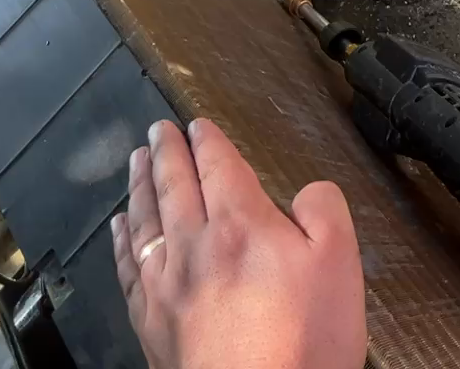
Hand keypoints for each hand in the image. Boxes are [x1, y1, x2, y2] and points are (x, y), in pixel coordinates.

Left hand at [112, 119, 364, 368]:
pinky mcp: (151, 326)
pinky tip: (120, 229)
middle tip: (157, 130)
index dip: (208, 142)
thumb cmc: (307, 335)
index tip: (197, 124)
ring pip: (145, 222)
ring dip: (140, 186)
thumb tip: (301, 194)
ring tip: (135, 161)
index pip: (218, 167)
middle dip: (166, 153)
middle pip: (174, 187)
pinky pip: (129, 270)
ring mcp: (166, 288)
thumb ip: (322, 207)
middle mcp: (195, 247)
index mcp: (241, 224)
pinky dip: (122, 242)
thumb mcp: (340, 257)